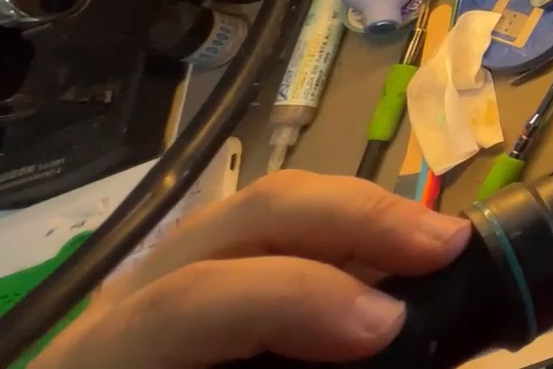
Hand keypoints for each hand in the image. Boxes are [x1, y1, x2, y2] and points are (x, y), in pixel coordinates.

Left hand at [30, 170, 471, 367]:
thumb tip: (391, 337)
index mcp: (106, 361)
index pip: (192, 301)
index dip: (296, 298)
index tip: (387, 326)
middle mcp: (129, 303)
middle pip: (251, 213)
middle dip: (362, 219)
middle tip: (447, 247)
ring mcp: (174, 273)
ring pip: (280, 200)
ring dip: (374, 214)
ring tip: (442, 243)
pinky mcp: (224, 268)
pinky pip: (298, 224)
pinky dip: (364, 228)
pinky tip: (408, 251)